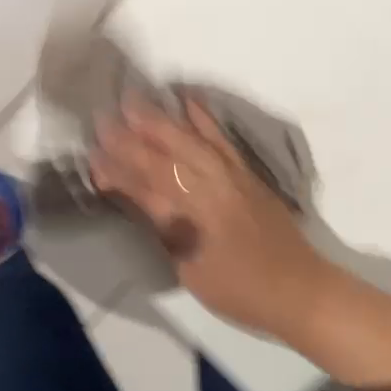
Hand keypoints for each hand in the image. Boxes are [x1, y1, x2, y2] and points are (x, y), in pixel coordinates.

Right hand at [89, 92, 335, 339]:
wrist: (297, 287)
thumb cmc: (239, 290)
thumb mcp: (190, 271)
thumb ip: (163, 230)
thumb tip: (133, 198)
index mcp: (190, 219)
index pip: (144, 187)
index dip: (116, 170)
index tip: (92, 154)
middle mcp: (207, 188)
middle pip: (163, 156)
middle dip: (131, 135)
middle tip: (103, 116)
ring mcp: (229, 174)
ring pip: (188, 139)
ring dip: (158, 119)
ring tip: (133, 100)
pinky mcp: (245, 170)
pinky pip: (219, 137)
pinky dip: (202, 117)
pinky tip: (187, 100)